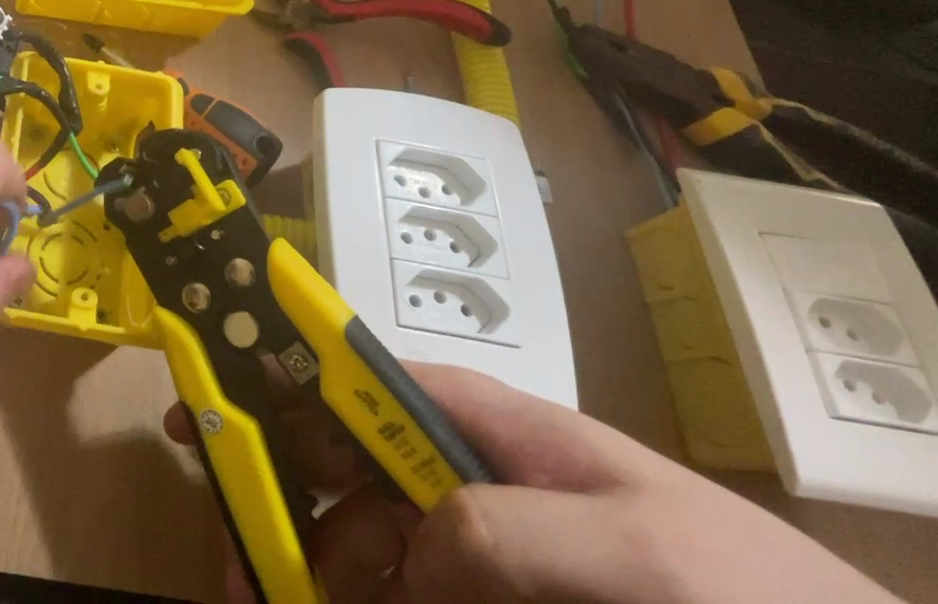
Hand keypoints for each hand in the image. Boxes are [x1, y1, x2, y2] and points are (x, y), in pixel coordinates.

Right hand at [173, 365, 900, 603]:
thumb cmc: (746, 598)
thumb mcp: (633, 551)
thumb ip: (502, 530)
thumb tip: (407, 561)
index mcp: (492, 429)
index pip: (367, 382)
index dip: (286, 382)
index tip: (217, 409)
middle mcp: (470, 476)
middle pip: (345, 463)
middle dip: (279, 494)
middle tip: (229, 550)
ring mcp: (478, 546)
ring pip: (361, 536)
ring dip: (307, 564)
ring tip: (265, 597)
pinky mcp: (484, 598)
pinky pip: (397, 588)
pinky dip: (350, 596)